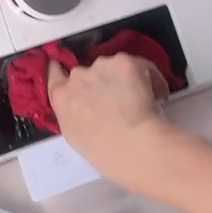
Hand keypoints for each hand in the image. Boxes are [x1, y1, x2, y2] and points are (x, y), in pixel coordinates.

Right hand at [47, 54, 180, 181]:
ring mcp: (100, 66)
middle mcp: (77, 76)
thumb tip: (85, 109)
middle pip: (88, 72)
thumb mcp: (74, 135)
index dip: (61, 71)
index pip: (55, 75)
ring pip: (113, 67)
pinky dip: (149, 78)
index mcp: (61, 97)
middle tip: (116, 101)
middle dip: (100, 83)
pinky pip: (139, 66)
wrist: (129, 142)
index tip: (66, 69)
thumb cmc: (102, 150)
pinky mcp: (124, 62)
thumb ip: (72, 114)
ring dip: (122, 79)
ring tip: (137, 100)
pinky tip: (156, 97)